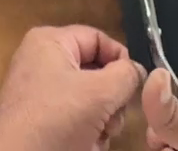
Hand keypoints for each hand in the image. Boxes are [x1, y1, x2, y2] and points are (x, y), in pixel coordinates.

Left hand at [0, 25, 146, 150]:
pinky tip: (84, 147)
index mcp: (51, 41)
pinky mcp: (40, 120)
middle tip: (112, 120)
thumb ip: (124, 76)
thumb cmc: (53, 119)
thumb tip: (137, 69)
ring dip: (100, 122)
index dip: (121, 59)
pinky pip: (74, 119)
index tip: (136, 87)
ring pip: (88, 100)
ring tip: (96, 138)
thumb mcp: (97, 94)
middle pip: (95, 72)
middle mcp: (44, 62)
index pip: (98, 39)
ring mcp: (41, 92)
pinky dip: (85, 134)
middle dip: (110, 99)